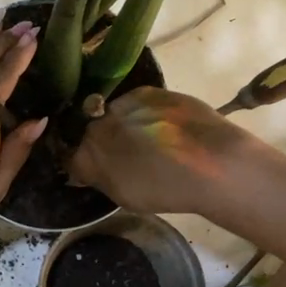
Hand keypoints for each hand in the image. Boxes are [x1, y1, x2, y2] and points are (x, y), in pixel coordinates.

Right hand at [68, 88, 261, 215]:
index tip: (97, 169)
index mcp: (88, 153)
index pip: (72, 156)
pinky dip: (148, 114)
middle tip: (126, 155)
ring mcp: (125, 102)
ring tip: (151, 141)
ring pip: (117, 114)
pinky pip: (140, 104)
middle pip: (92, 129)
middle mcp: (99, 122)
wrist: (213, 163)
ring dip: (126, 124)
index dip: (84, 162)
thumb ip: (101, 178)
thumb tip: (88, 168)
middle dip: (104, 140)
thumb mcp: (124, 196)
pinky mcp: (151, 90)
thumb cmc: (166, 189)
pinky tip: (167, 128)